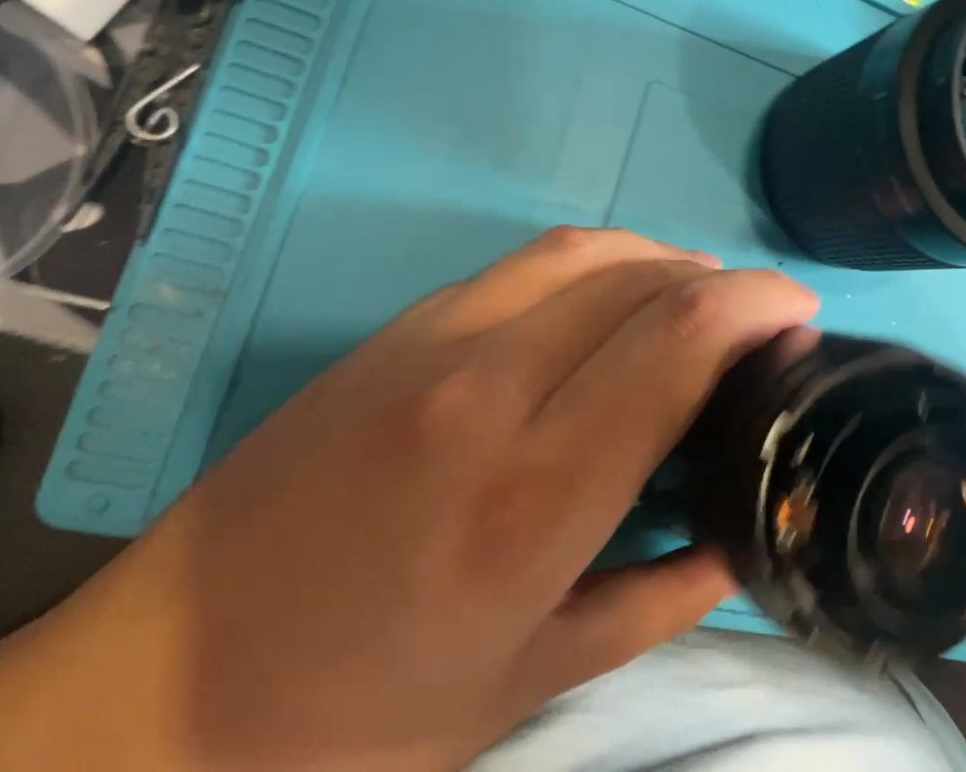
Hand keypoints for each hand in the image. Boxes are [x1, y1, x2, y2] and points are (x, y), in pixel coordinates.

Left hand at [0, 228, 817, 770]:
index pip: (677, 340)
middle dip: (723, 281)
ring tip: (696, 299)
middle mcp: (486, 389)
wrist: (163, 684)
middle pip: (639, 278)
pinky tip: (604, 309)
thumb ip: (660, 599)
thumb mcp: (533, 680)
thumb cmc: (360, 715)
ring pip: (578, 251)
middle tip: (762, 321)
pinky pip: (517, 270)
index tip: (802, 317)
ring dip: (657, 260)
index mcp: (537, 491)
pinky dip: (590, 268)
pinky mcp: (386, 336)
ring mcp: (426, 346)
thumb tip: (736, 540)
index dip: (757, 309)